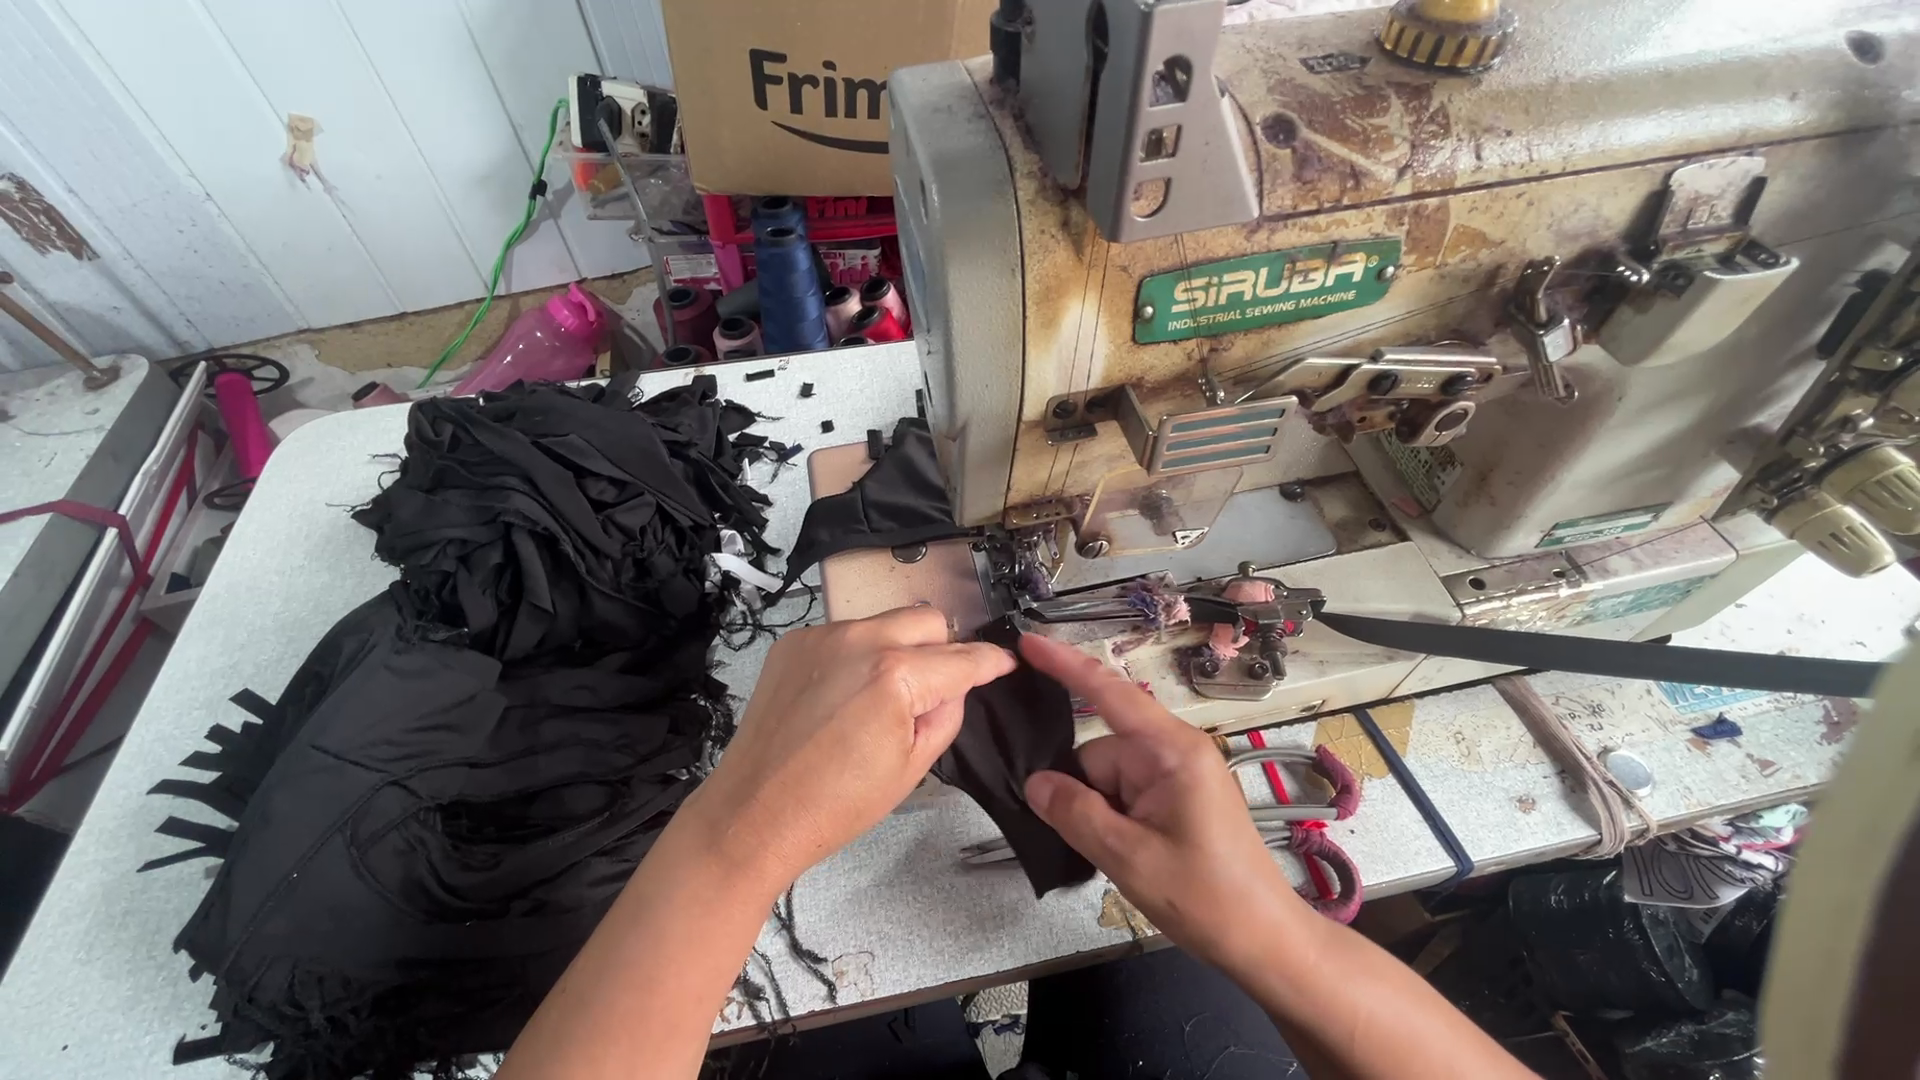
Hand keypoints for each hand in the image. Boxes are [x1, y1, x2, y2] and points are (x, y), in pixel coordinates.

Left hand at [681, 606, 1014, 894]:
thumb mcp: (912, 767)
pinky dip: (858, 654)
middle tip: (934, 687)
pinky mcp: (794, 641)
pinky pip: (846, 632)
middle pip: (928, 619)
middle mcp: (861, 640)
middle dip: (943, 647)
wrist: (752, 813)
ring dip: (899, 648)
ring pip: (886, 621)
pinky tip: (842, 694)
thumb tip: (956, 685)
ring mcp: (823, 636)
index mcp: (897, 676)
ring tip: (880, 696)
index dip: (992, 661)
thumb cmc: (835, 804)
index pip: (963, 658)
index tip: (1005, 661)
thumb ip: (947, 714)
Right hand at [1019, 634, 1313, 970]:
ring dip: (1098, 811)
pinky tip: (1125, 854)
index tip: (1027, 641)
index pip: (1109, 693)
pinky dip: (1111, 819)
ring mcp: (1176, 774)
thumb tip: (1035, 783)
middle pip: (1098, 752)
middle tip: (1092, 842)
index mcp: (1170, 750)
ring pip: (1106, 778)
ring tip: (1119, 857)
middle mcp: (1173, 750)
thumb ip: (1075, 813)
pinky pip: (1123, 793)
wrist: (1265, 941)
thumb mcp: (1129, 857)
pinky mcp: (1176, 797)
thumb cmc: (1207, 896)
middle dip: (1082, 791)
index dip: (1064, 664)